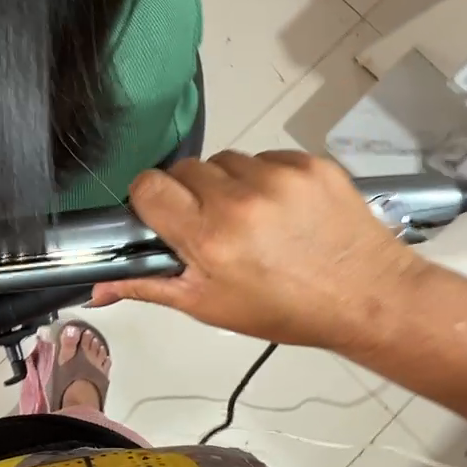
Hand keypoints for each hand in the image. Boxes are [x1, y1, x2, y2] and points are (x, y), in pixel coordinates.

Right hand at [89, 151, 427, 350]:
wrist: (371, 299)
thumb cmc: (284, 309)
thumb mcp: (209, 307)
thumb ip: (148, 287)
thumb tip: (96, 289)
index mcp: (209, 238)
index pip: (148, 186)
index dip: (150, 200)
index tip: (165, 217)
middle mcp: (239, 200)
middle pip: (185, 169)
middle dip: (191, 193)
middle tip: (212, 224)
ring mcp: (278, 178)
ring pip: (224, 160)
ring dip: (228, 183)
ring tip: (252, 217)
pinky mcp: (310, 164)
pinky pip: (264, 157)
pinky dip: (264, 177)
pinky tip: (281, 208)